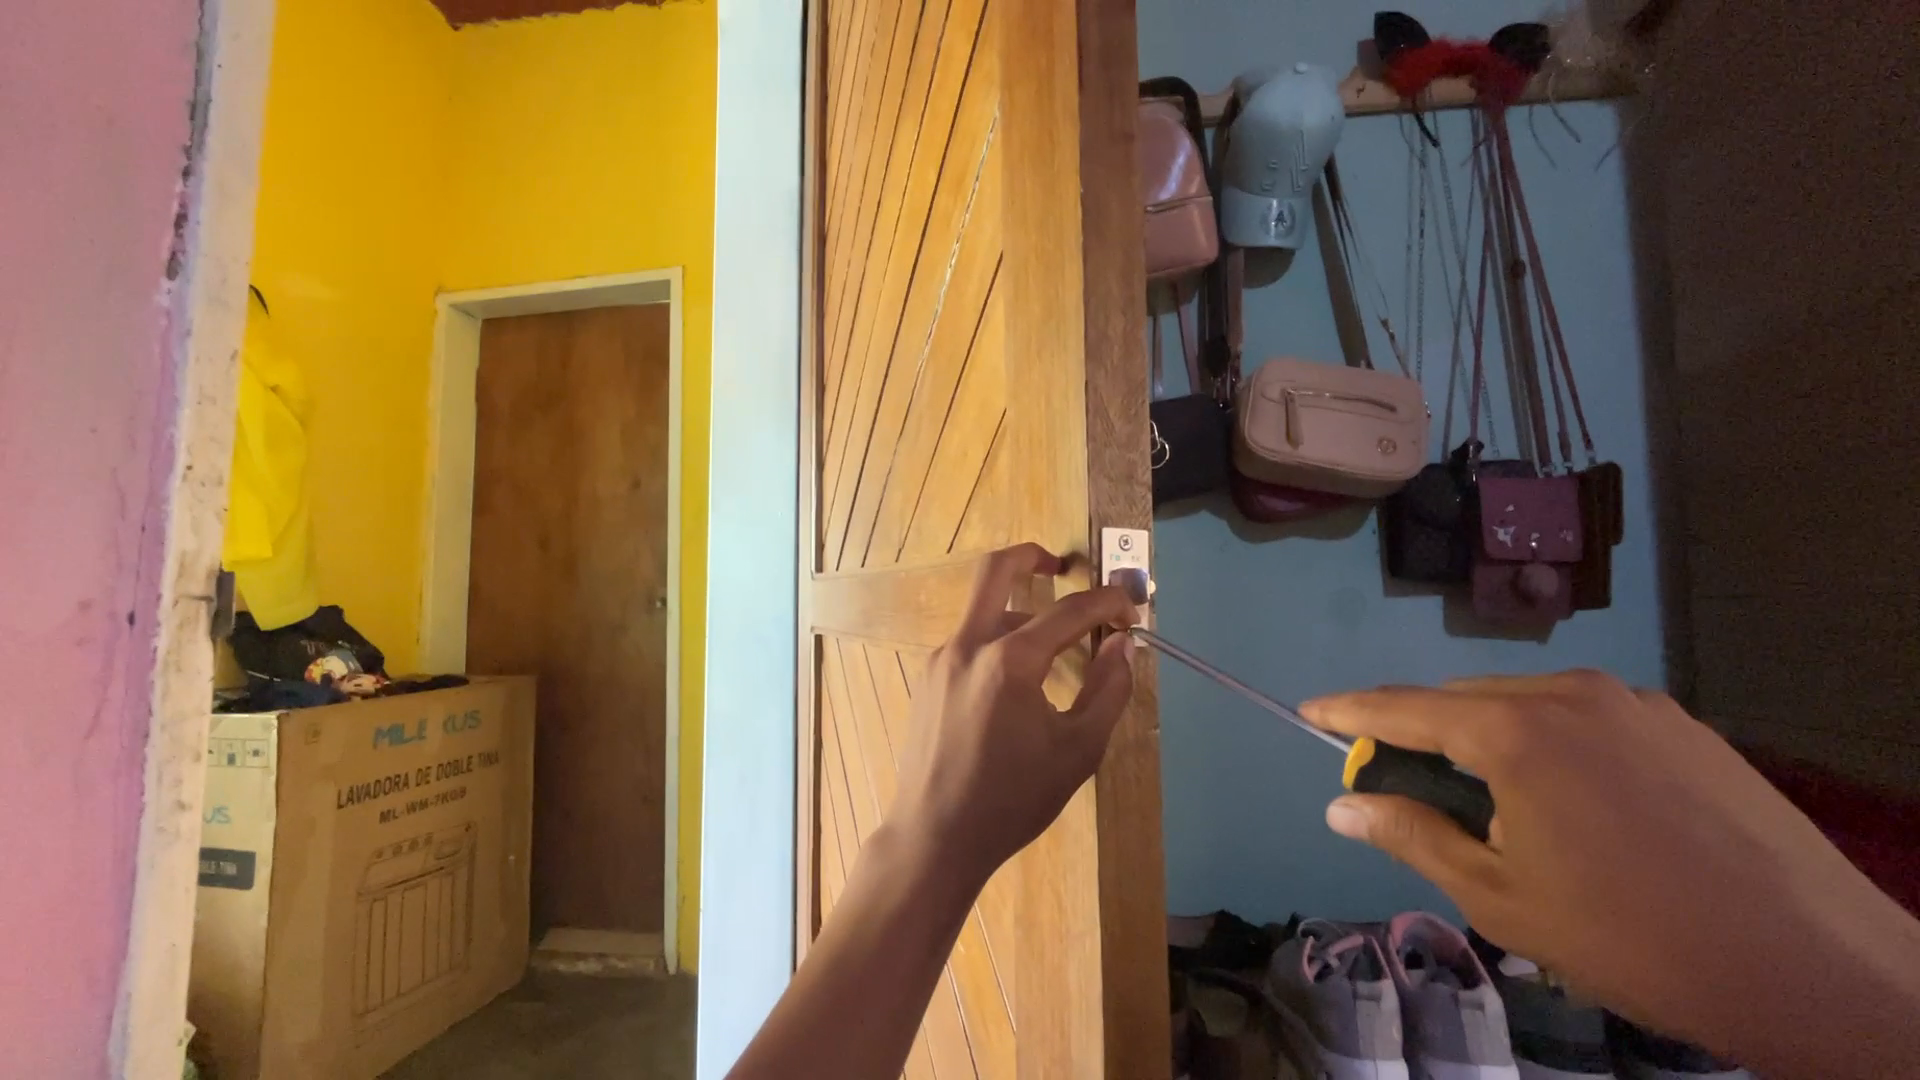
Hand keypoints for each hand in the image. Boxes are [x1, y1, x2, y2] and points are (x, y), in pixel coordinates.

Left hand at [888, 543, 1140, 885]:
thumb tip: (1122, 643)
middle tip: (1063, 565)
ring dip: (1020, 611)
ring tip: (1054, 649)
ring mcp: (940, 659)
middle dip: (1033, 555)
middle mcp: (968, 645)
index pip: (1070, 610)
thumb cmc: (1013, 799)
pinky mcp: (926, 679)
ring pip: (983, 610)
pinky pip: (969, 641)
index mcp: (1009, 660)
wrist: (935, 836)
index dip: (1109, 601)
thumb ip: (1108, 689)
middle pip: (997, 570)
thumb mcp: (1078, 750)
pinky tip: (1017, 683)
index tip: (1132, 606)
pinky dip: (998, 641)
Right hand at [1302, 672, 1919, 1075]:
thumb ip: (1410, 835)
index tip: (1307, 711)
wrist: (1830, 974)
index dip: (1347, 711)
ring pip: (1521, 703)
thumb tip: (1340, 805)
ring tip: (1491, 802)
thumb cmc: (1635, 938)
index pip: (1402, 708)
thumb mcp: (1500, 898)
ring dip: (1483, 737)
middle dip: (1418, 733)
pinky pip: (1580, 715)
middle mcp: (1568, 694)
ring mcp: (1633, 703)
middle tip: (1400, 782)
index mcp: (1515, 731)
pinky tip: (1568, 798)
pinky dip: (1545, 741)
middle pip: (1460, 700)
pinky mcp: (1681, 724)